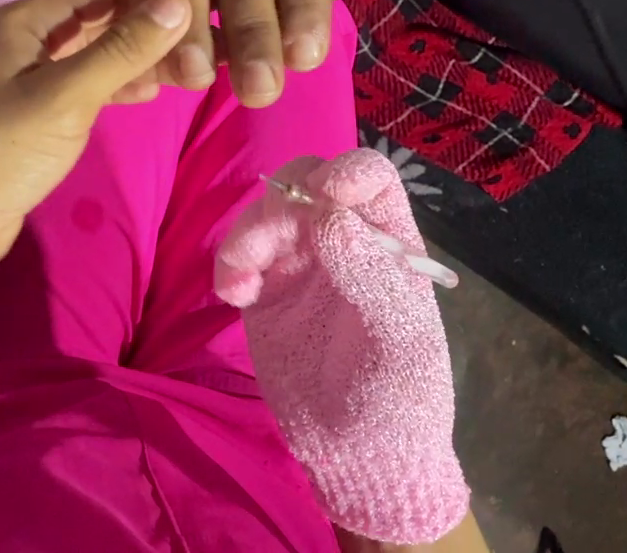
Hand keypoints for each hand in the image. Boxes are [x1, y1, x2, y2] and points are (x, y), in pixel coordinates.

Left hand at [0, 0, 189, 308]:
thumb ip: (122, 49)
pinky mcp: (37, 114)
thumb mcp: (66, 95)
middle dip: (149, 33)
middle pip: (99, 21)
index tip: (206, 7)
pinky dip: (115, 87)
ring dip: (138, 62)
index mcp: (24, 20)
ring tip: (192, 73)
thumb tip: (179, 0)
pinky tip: (149, 93)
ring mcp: (30, 78)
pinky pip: (85, 87)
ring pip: (95, 56)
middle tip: (205, 50)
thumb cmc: (2, 150)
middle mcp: (26, 39)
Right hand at [216, 150, 469, 545]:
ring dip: (246, 236)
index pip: (371, 179)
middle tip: (268, 243)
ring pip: (264, 213)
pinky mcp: (264, 284)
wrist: (354, 454)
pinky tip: (235, 298)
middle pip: (306, 180)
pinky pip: (236, 252)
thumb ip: (367, 273)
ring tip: (242, 283)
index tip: (325, 195)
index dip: (348, 172)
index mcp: (388, 243)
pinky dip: (228, 265)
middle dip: (281, 201)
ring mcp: (299, 260)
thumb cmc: (397, 399)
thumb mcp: (397, 341)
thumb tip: (325, 210)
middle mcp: (341, 239)